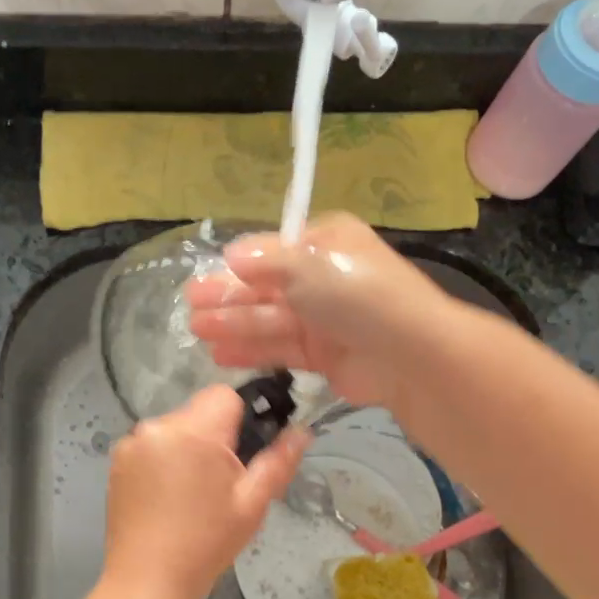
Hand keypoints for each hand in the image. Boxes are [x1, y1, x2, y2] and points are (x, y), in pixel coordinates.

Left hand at [103, 384, 310, 598]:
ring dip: (187, 449)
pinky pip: (151, 446)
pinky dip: (163, 461)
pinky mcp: (117, 463)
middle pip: (199, 412)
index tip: (242, 454)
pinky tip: (166, 498)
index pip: (225, 395)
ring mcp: (131, 444)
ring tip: (191, 495)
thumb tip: (302, 431)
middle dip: (214, 437)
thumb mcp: (252, 504)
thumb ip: (278, 461)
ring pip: (175, 429)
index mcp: (193, 432)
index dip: (241, 419)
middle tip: (219, 483)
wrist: (148, 580)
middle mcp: (157, 427)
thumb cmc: (206, 543)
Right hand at [184, 212, 452, 406]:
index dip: (239, 265)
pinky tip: (221, 354)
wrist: (408, 353)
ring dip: (233, 324)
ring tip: (197, 331)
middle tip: (190, 306)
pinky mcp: (323, 356)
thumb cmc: (357, 295)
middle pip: (267, 287)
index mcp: (327, 242)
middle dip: (228, 297)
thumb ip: (266, 261)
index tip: (206, 276)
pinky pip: (280, 349)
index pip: (274, 250)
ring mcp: (323, 319)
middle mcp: (324, 277)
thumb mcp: (308, 264)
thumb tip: (231, 254)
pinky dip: (252, 350)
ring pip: (269, 319)